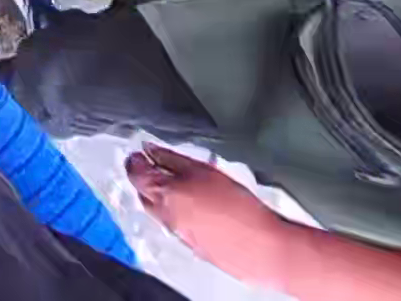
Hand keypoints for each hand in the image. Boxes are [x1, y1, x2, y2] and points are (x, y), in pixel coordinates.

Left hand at [127, 144, 289, 276]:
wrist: (265, 248)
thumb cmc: (237, 205)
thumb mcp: (201, 169)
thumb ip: (171, 159)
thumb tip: (150, 151)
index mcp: (165, 195)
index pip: (135, 175)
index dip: (135, 161)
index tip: (139, 153)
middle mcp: (166, 217)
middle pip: (143, 194)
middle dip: (145, 179)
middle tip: (155, 166)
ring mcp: (179, 236)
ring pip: (158, 211)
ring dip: (160, 196)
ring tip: (178, 184)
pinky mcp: (193, 249)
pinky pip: (175, 226)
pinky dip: (176, 213)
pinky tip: (195, 207)